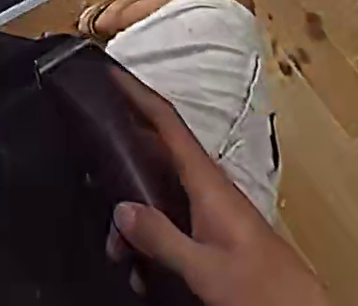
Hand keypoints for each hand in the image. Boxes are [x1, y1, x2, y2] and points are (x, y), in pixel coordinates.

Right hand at [107, 69, 327, 305]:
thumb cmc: (264, 288)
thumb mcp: (206, 267)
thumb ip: (162, 237)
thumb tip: (121, 209)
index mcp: (206, 180)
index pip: (166, 121)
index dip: (138, 93)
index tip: (111, 73)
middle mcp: (206, 185)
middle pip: (155, 152)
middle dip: (122, 157)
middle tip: (93, 160)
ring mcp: (210, 207)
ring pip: (159, 187)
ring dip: (134, 206)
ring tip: (115, 242)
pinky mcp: (212, 230)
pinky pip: (170, 213)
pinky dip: (149, 228)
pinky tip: (139, 260)